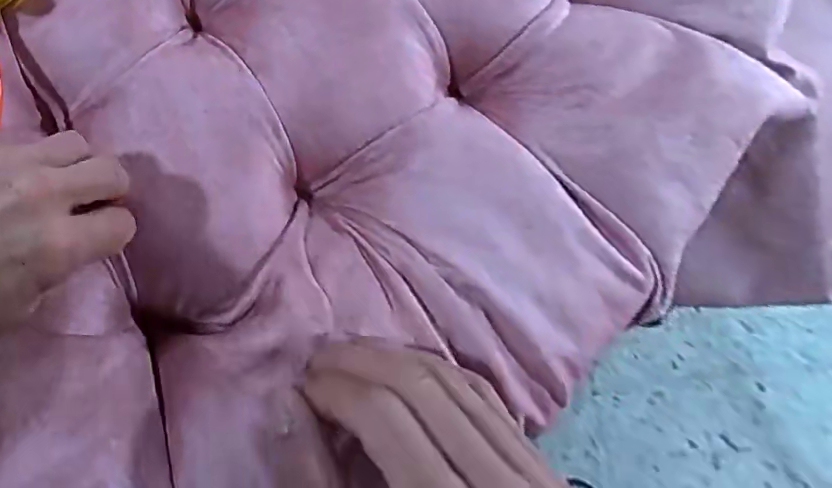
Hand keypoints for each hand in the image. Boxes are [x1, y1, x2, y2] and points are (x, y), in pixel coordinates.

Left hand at [0, 131, 134, 357]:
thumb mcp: (20, 308)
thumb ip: (60, 266)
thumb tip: (76, 238)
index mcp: (58, 244)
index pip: (122, 223)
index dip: (116, 231)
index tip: (103, 234)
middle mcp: (45, 192)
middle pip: (112, 169)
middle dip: (112, 187)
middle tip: (94, 199)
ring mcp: (14, 159)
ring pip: (75, 140)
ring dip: (76, 162)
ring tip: (57, 178)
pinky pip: (27, 138)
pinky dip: (30, 156)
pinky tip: (6, 176)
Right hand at [301, 342, 565, 487]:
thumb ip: (316, 480)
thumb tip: (288, 400)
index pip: (382, 413)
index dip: (333, 388)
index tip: (301, 389)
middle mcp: (496, 486)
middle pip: (417, 384)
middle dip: (357, 360)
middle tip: (318, 364)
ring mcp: (531, 476)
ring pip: (452, 379)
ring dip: (392, 357)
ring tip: (351, 360)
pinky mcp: (544, 470)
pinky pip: (483, 395)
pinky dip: (436, 372)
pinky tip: (403, 370)